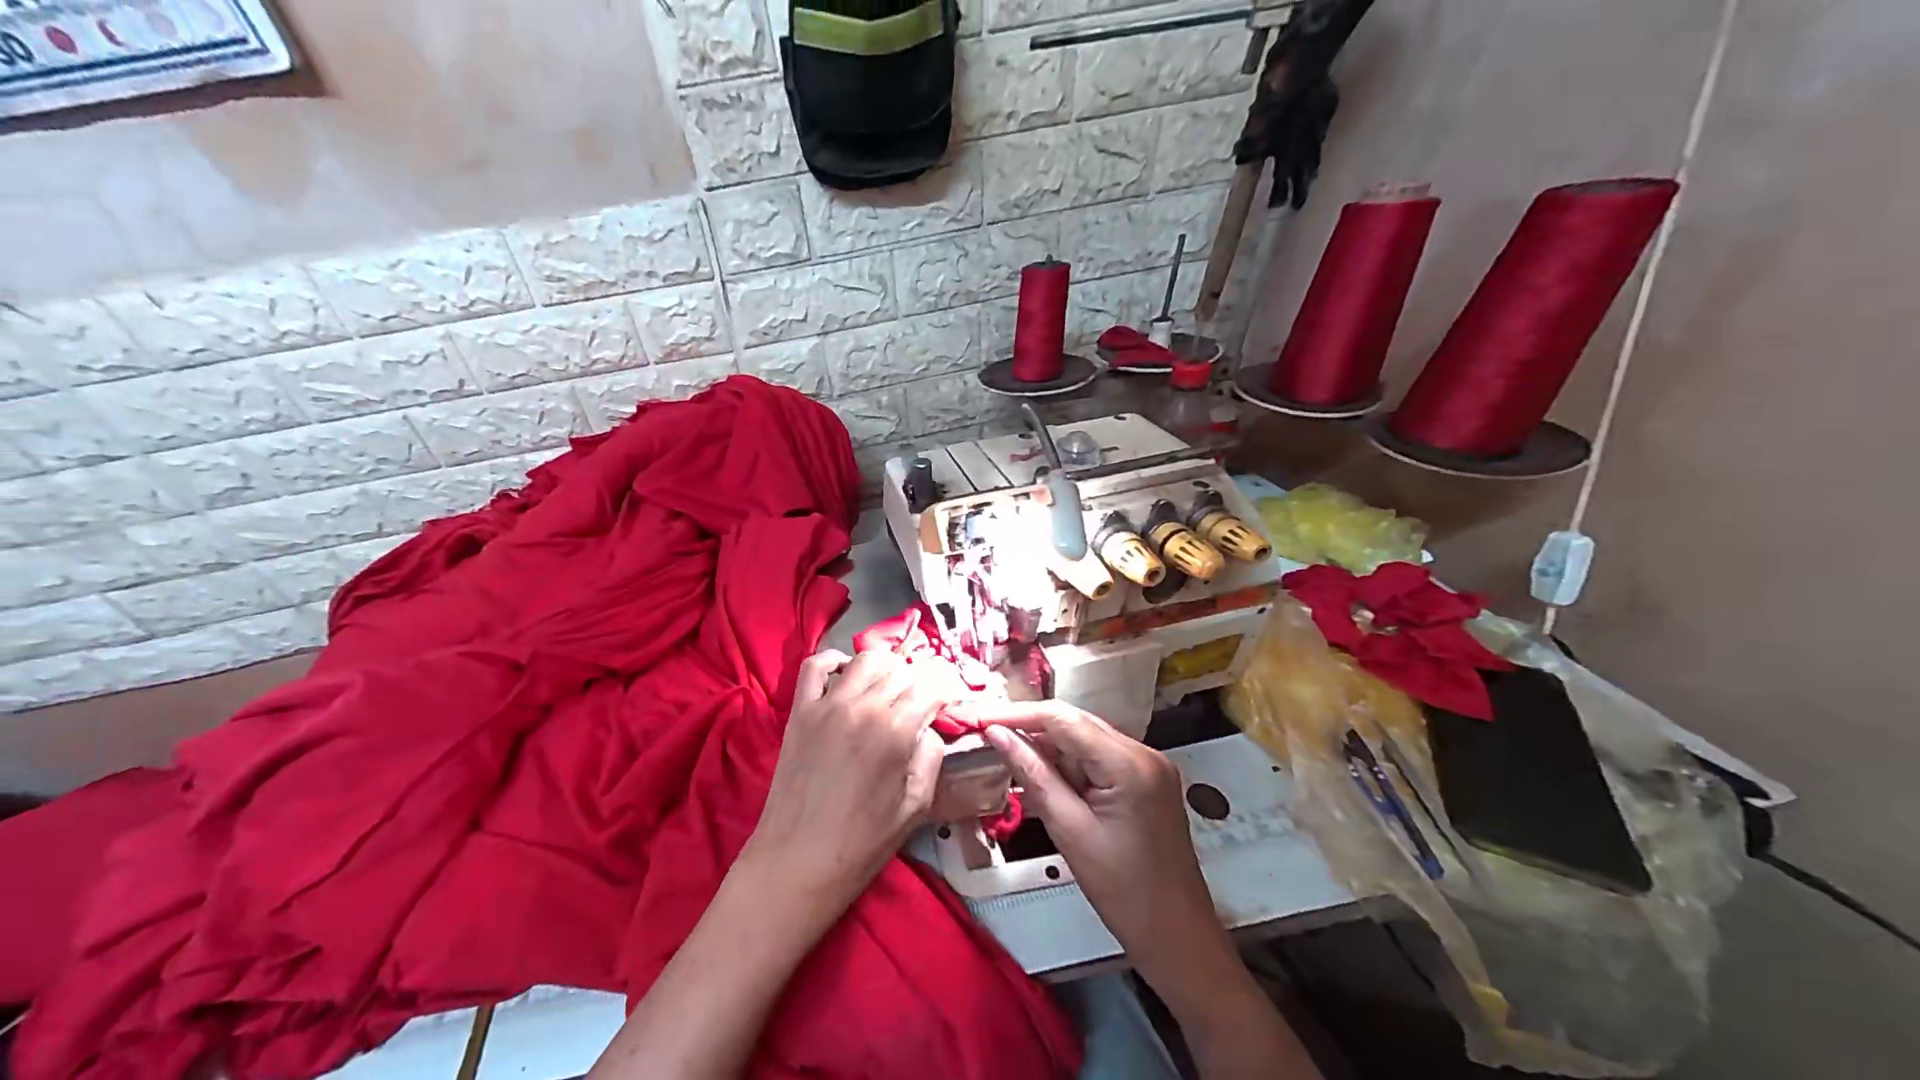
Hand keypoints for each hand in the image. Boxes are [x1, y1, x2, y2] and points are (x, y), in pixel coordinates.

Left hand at [743, 649, 945, 910]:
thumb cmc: (862, 842)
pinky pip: (815, 665)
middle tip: (921, 703)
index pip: (932, 688)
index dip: (948, 692)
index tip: (951, 703)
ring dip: (885, 668)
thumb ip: (930, 757)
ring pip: (866, 659)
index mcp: (896, 731)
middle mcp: (863, 707)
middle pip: (902, 670)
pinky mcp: (800, 711)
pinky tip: (846, 674)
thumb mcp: (915, 806)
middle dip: (919, 682)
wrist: (798, 860)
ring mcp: (827, 705)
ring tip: (889, 690)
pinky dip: (834, 660)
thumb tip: (929, 730)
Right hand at [976, 702, 1222, 983]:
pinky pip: (1099, 758)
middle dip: (1031, 728)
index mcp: (1128, 763)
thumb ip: (1033, 775)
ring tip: (1009, 759)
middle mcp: (1143, 752)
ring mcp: (1149, 764)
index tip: (981, 719)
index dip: (1018, 714)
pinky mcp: (1146, 779)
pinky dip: (1069, 765)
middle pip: (1076, 723)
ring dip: (1048, 748)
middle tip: (988, 736)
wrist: (1177, 935)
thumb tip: (998, 735)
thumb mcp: (1069, 830)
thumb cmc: (1123, 892)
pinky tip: (1044, 778)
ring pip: (1085, 739)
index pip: (1063, 719)